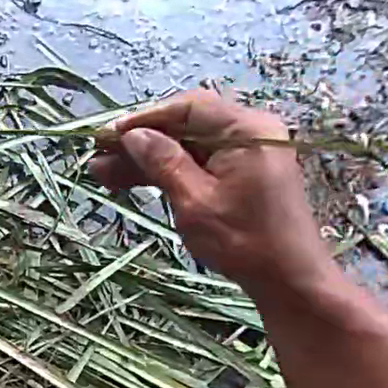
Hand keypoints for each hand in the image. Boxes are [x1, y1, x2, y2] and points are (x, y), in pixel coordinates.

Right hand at [90, 90, 330, 288]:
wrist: (288, 278)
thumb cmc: (244, 241)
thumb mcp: (195, 201)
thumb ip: (164, 163)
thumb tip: (134, 135)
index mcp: (245, 131)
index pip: (187, 108)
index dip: (143, 120)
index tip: (108, 136)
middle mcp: (249, 133)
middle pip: (185, 126)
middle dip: (140, 142)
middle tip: (99, 157)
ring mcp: (245, 155)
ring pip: (186, 148)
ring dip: (147, 160)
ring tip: (104, 173)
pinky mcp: (240, 176)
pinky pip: (197, 164)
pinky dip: (167, 172)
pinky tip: (134, 181)